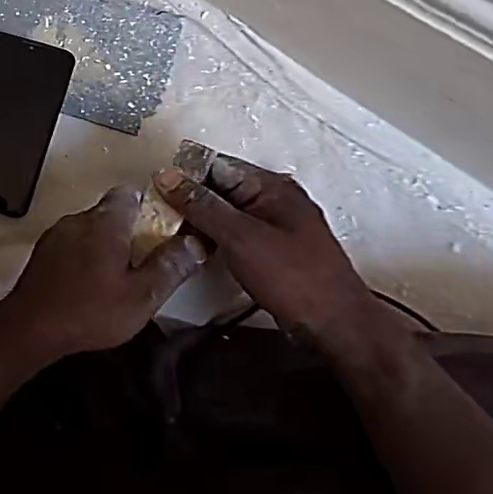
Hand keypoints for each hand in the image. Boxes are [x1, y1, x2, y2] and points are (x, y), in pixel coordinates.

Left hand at [0, 186, 203, 359]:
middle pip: (110, 211)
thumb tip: (193, 242)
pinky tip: (99, 277)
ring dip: (111, 241)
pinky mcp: (44, 249)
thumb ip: (170, 265)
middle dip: (134, 227)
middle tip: (156, 255)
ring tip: (130, 270)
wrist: (34, 324)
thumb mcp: (144, 294)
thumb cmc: (92, 310)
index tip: (170, 223)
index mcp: (102, 223)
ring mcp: (56, 233)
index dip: (152, 204)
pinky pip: (74, 240)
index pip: (128, 194)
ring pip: (91, 226)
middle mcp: (75, 220)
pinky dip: (90, 250)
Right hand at [155, 158, 390, 357]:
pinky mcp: (265, 244)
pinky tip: (192, 243)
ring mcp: (270, 222)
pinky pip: (225, 227)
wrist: (337, 329)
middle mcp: (273, 199)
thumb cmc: (296, 279)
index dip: (181, 175)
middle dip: (185, 196)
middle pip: (214, 185)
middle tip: (157, 211)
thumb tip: (166, 176)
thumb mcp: (239, 236)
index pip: (213, 165)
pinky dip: (206, 232)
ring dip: (194, 216)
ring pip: (217, 208)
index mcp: (272, 188)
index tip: (155, 190)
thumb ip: (199, 203)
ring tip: (171, 228)